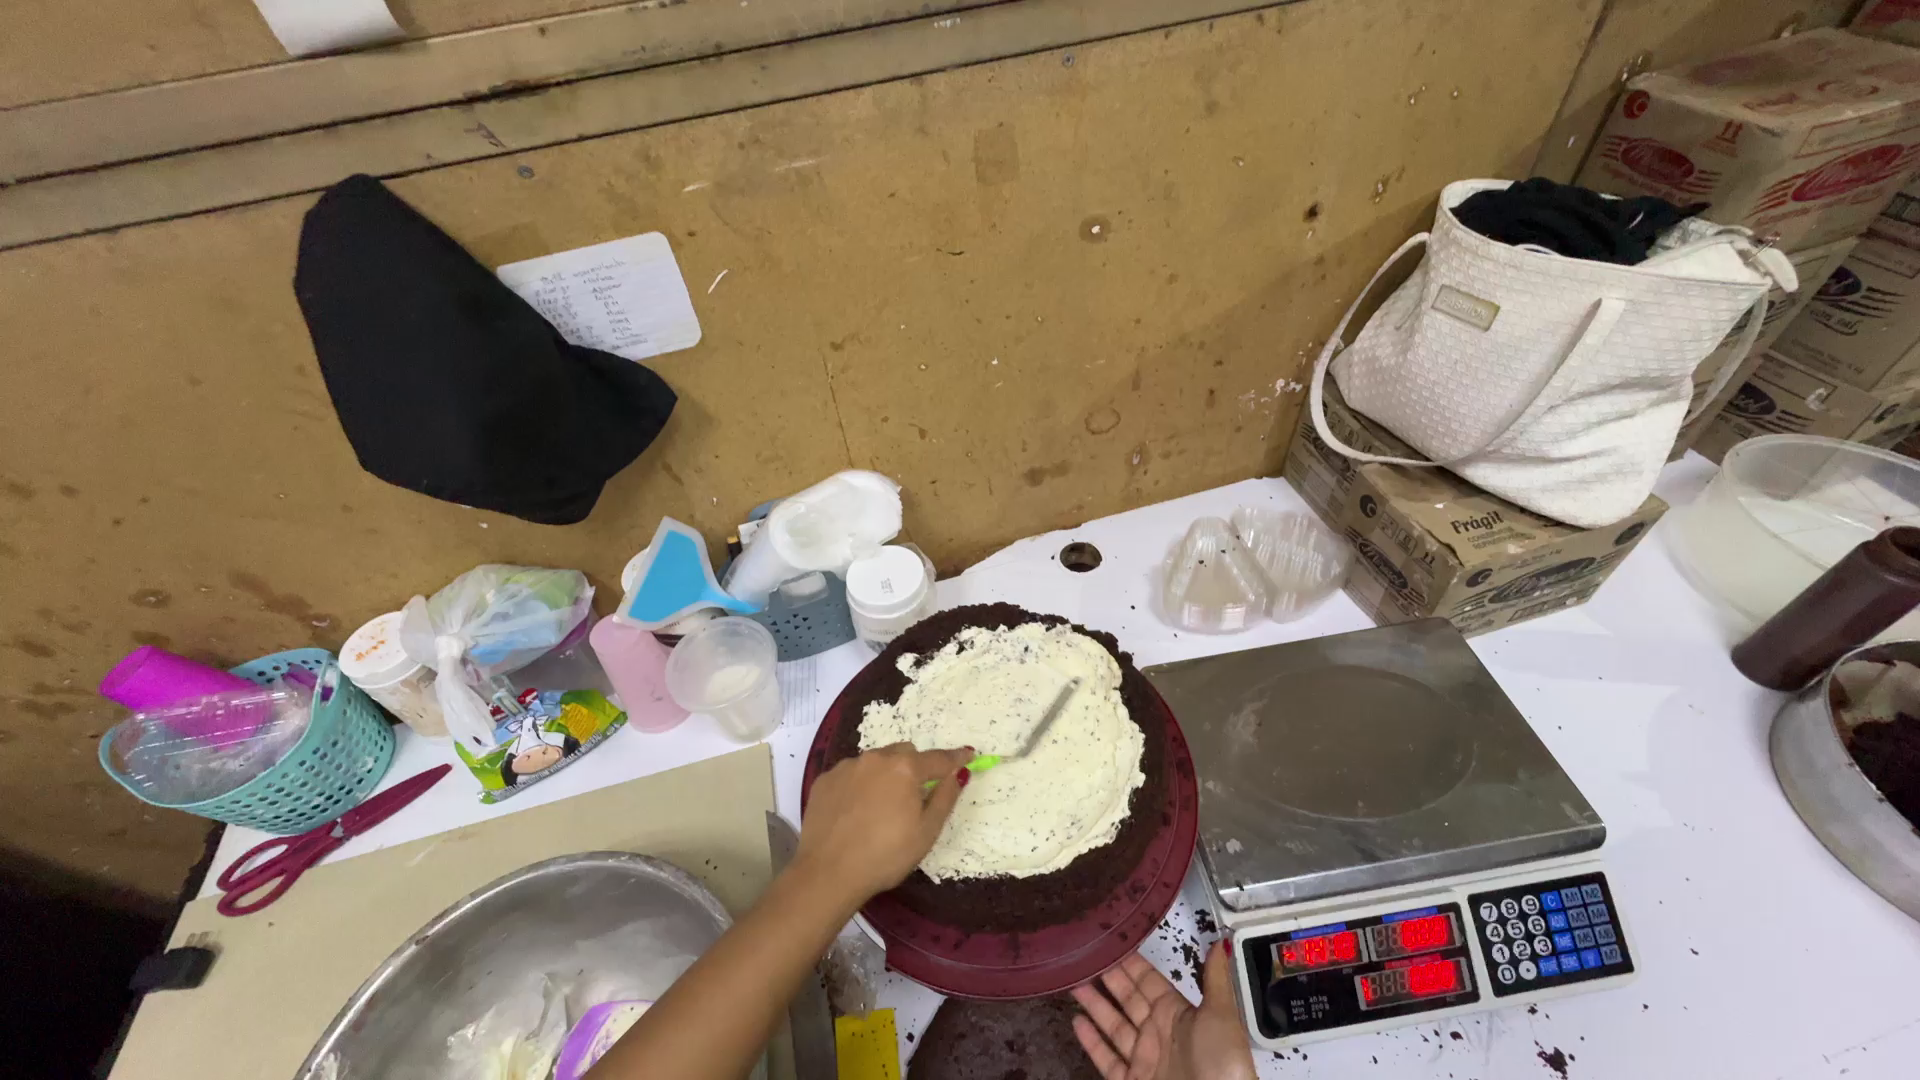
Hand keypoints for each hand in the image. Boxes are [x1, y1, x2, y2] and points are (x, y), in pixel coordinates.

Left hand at [795, 743, 973, 909]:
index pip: (938, 759)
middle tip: (913, 799)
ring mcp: (846, 767)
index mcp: (905, 769)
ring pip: (875, 762)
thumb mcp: (926, 832)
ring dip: (885, 776)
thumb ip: (945, 797)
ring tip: (880, 810)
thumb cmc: (885, 856)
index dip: (956, 759)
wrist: (828, 873)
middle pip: (904, 753)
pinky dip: (859, 786)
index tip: (968, 756)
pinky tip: (854, 813)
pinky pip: (850, 774)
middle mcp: (875, 758)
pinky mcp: (825, 780)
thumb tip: (958, 773)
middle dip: (914, 769)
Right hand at [1071, 944, 1256, 1079]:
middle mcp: (1157, 1032)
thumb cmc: (1220, 1063)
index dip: (1129, 962)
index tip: (1109, 940)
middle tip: (1082, 954)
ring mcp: (1143, 1059)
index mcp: (1177, 1014)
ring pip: (1113, 1025)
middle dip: (1106, 978)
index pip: (1148, 981)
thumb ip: (1215, 980)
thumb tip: (1219, 941)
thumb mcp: (1222, 1016)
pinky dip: (1092, 1042)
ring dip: (1093, 1004)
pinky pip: (1107, 1060)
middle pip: (1126, 999)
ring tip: (1071, 981)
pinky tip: (1076, 1021)